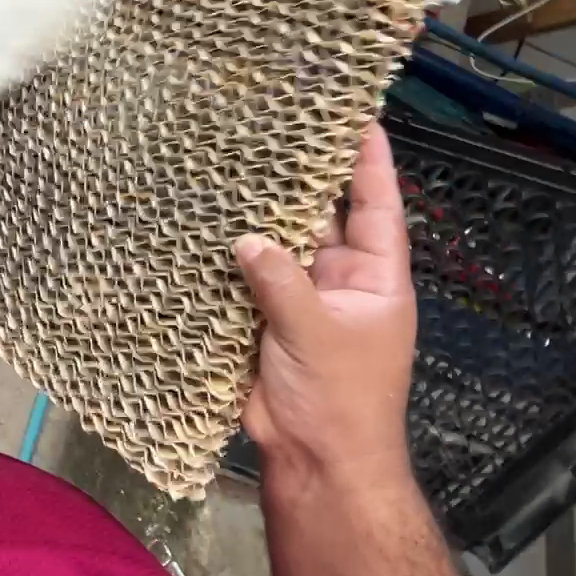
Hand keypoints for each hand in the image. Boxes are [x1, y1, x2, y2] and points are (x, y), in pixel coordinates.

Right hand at [236, 124, 415, 486]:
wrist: (313, 456)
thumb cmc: (341, 397)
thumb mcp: (319, 334)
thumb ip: (283, 282)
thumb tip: (245, 236)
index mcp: (373, 279)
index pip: (376, 209)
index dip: (371, 165)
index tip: (361, 119)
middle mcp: (335, 278)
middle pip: (317, 218)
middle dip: (297, 180)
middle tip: (271, 130)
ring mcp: (295, 294)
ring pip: (274, 242)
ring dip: (253, 215)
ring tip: (226, 167)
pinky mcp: (258, 312)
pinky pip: (243, 271)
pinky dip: (225, 250)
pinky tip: (200, 222)